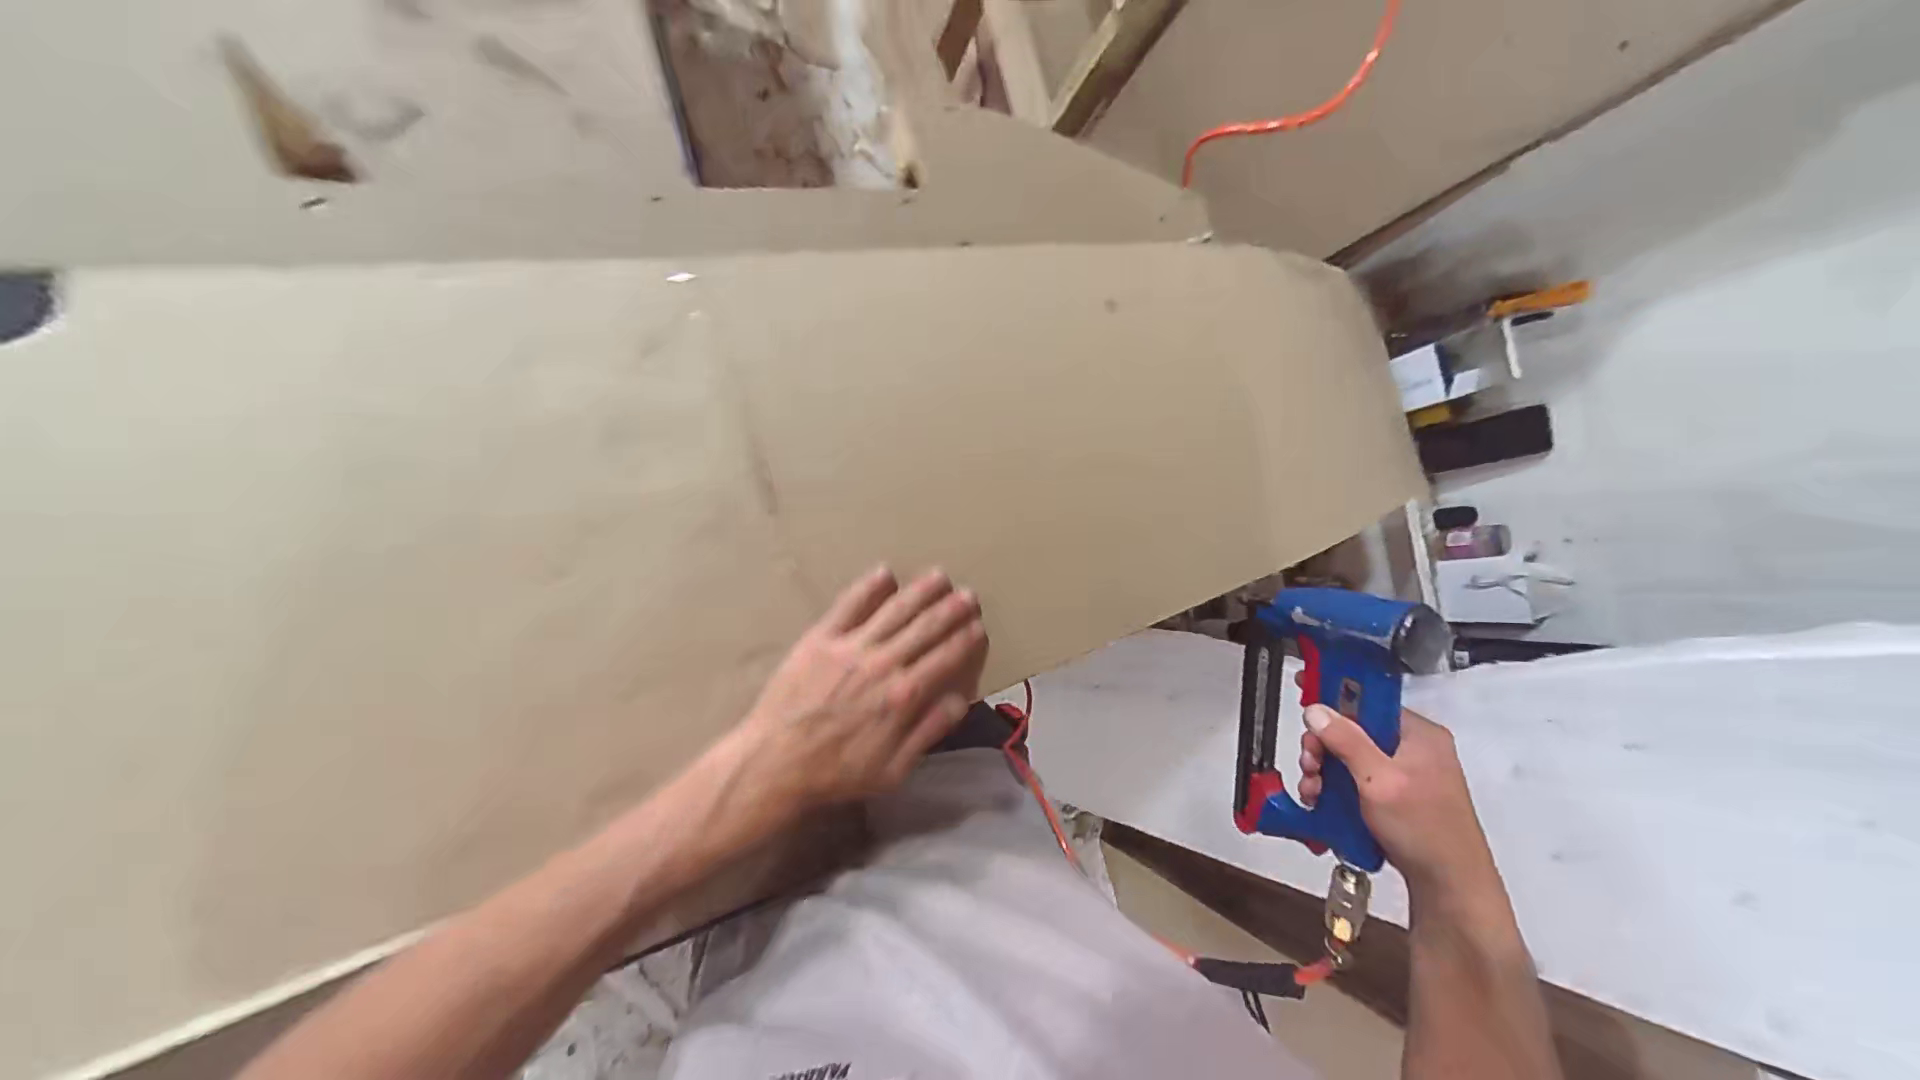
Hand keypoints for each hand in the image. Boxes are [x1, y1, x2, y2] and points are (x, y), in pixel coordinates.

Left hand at [729, 566, 987, 809]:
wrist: (775, 762)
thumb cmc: (836, 772)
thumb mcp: (893, 769)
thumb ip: (928, 732)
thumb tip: (960, 700)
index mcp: (905, 695)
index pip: (946, 657)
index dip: (966, 639)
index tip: (979, 626)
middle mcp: (884, 663)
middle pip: (927, 627)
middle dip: (952, 608)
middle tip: (968, 594)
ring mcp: (852, 646)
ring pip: (895, 610)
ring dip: (921, 591)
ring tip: (939, 576)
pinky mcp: (821, 638)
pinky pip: (850, 604)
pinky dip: (869, 587)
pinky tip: (884, 573)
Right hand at [1298, 703, 1497, 894]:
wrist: (1451, 889)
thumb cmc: (1421, 828)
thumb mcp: (1378, 780)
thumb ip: (1346, 740)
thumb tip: (1315, 709)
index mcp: (1418, 735)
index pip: (1368, 699)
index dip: (1334, 692)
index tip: (1302, 686)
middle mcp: (1411, 749)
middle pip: (1351, 730)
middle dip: (1322, 746)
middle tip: (1310, 764)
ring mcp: (1403, 774)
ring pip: (1347, 757)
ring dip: (1323, 771)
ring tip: (1313, 792)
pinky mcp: (1394, 797)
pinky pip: (1353, 780)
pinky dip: (1333, 789)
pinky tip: (1320, 803)